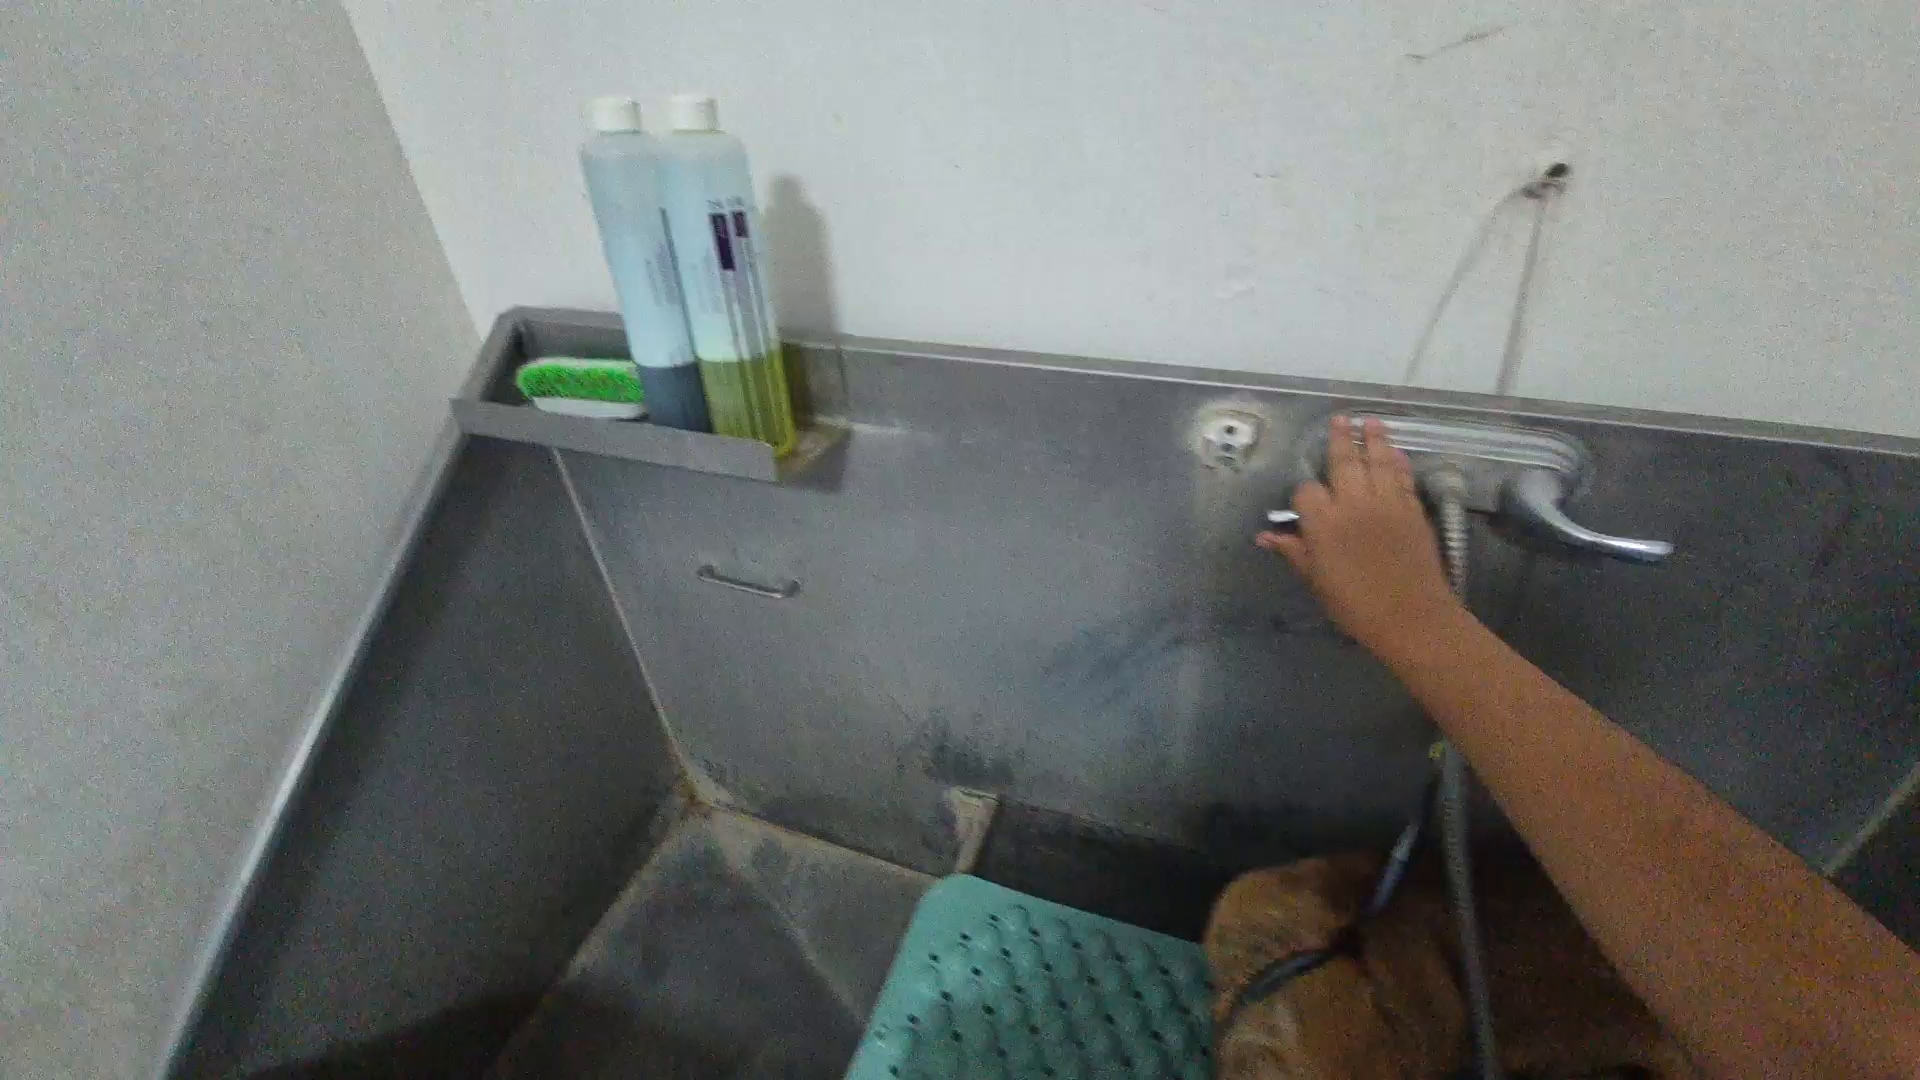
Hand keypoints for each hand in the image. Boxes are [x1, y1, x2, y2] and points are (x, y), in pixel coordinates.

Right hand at [1256, 416, 1463, 657]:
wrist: (1411, 617)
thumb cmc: (1354, 604)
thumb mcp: (1315, 579)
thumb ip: (1293, 551)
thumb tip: (1265, 536)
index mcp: (1323, 523)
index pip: (1307, 492)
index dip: (1302, 492)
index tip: (1302, 498)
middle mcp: (1353, 504)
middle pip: (1344, 462)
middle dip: (1340, 439)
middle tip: (1340, 418)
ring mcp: (1386, 504)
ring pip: (1378, 462)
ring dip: (1373, 439)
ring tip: (1369, 421)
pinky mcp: (1413, 510)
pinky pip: (1403, 477)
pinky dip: (1398, 462)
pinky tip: (1395, 452)